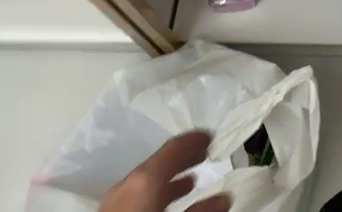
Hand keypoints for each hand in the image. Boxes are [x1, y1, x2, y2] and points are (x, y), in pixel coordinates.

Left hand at [100, 131, 231, 211]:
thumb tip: (225, 197)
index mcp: (144, 180)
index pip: (173, 147)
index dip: (195, 140)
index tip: (213, 138)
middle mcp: (128, 184)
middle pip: (160, 161)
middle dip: (185, 157)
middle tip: (208, 154)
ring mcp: (115, 202)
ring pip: (149, 180)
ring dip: (173, 176)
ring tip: (194, 180)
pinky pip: (139, 195)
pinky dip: (158, 193)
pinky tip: (170, 203)